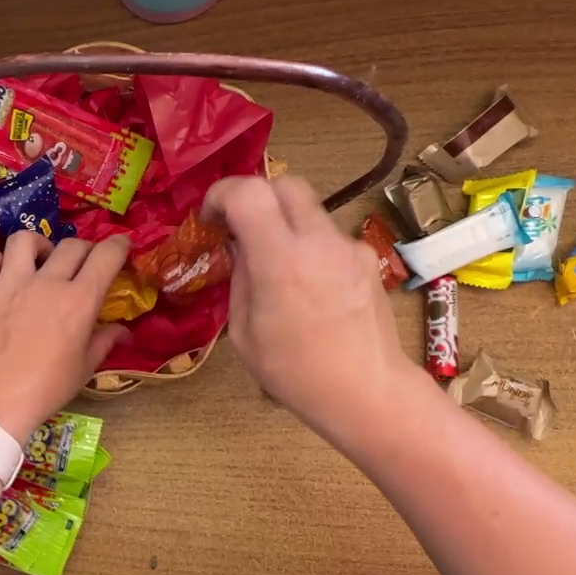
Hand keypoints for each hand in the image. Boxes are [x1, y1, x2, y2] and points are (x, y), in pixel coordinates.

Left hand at [0, 231, 130, 438]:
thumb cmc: (47, 389)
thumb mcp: (84, 368)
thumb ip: (104, 341)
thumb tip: (121, 330)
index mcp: (79, 300)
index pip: (106, 255)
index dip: (119, 246)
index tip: (121, 249)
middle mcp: (46, 284)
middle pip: (71, 245)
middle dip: (85, 250)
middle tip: (83, 265)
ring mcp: (10, 286)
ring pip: (24, 240)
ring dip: (39, 244)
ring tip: (42, 261)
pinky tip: (3, 271)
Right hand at [204, 175, 431, 444]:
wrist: (365, 390)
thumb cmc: (293, 372)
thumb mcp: (244, 332)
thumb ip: (241, 281)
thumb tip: (241, 250)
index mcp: (281, 261)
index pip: (249, 193)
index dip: (221, 194)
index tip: (209, 219)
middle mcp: (319, 242)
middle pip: (285, 184)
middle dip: (254, 197)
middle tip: (236, 228)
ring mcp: (348, 247)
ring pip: (308, 211)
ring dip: (281, 225)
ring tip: (269, 267)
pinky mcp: (366, 258)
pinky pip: (326, 239)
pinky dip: (305, 248)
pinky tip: (302, 287)